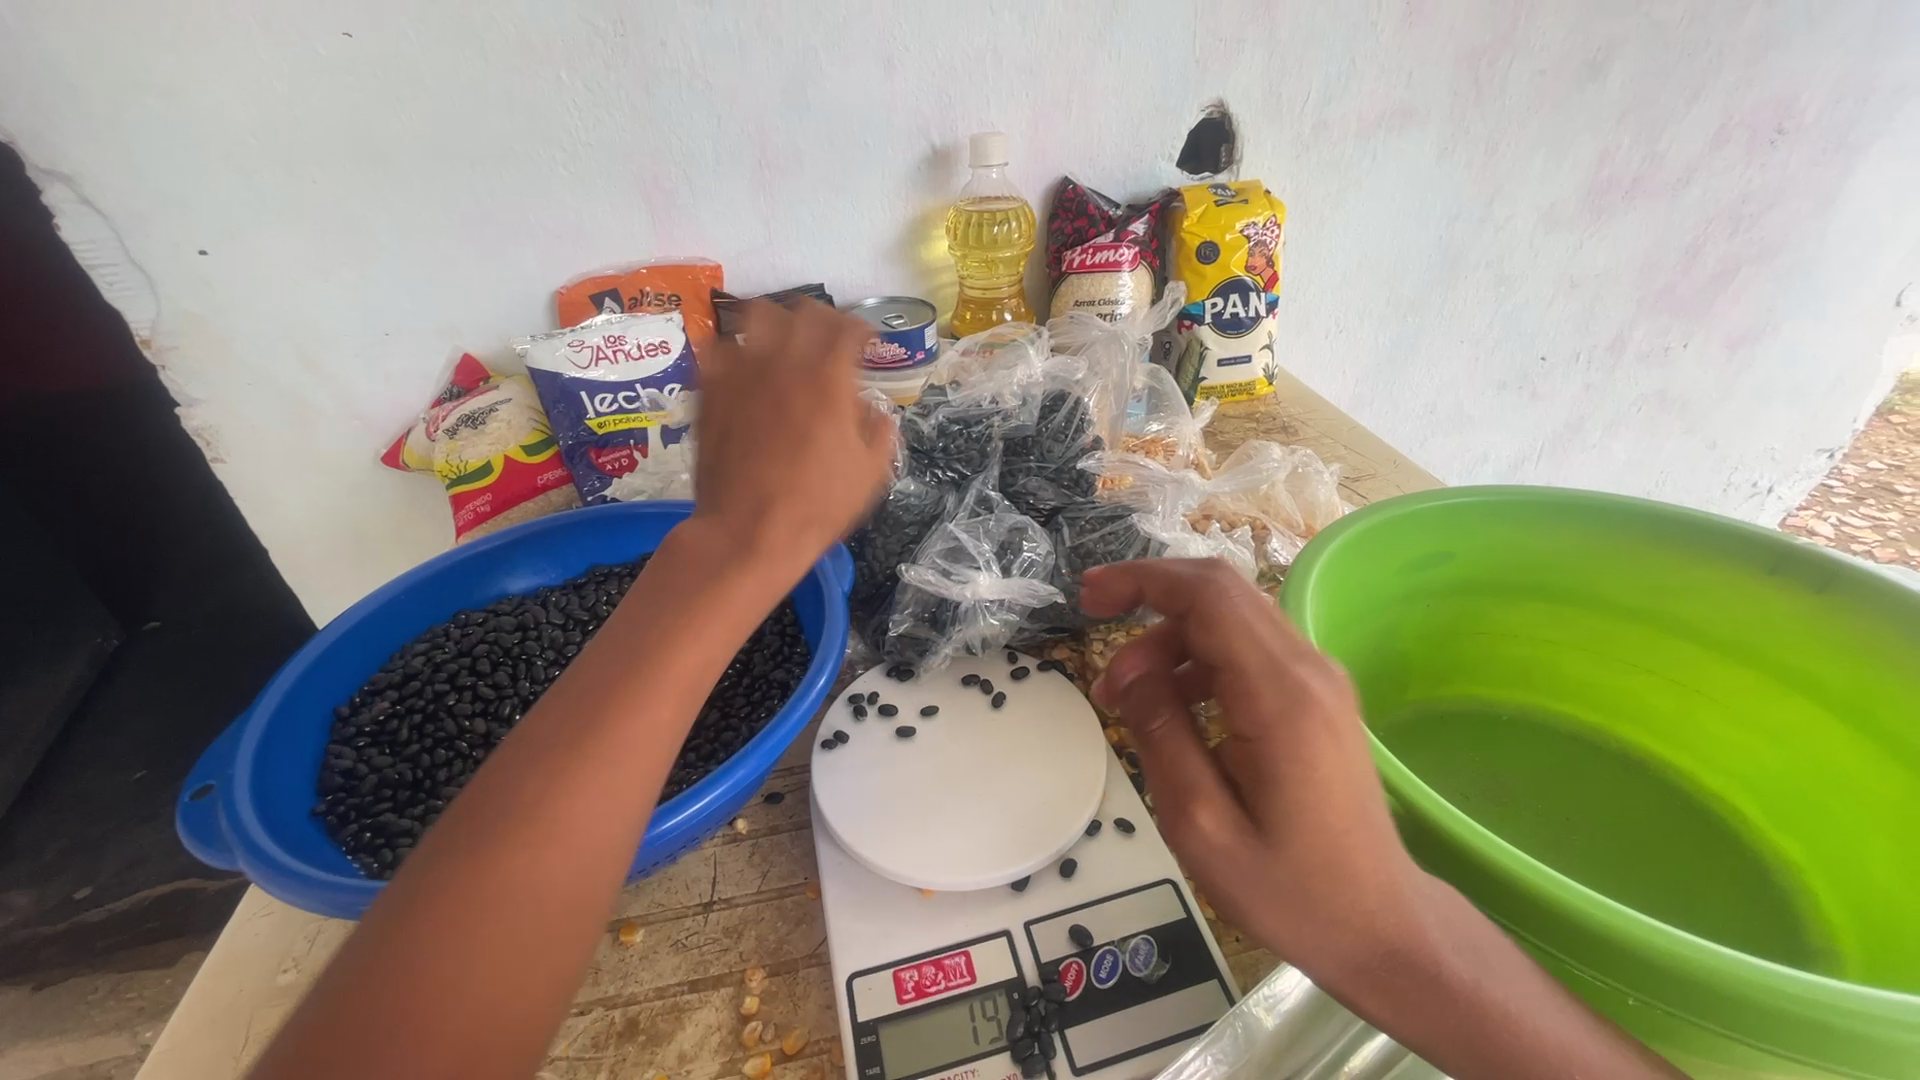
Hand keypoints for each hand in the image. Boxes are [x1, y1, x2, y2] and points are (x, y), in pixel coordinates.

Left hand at [690, 299, 894, 579]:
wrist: (749, 533)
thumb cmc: (817, 507)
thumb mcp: (871, 474)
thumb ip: (880, 431)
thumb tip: (875, 411)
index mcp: (831, 379)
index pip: (849, 327)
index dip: (864, 328)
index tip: (868, 341)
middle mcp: (785, 363)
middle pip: (804, 311)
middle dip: (823, 319)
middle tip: (829, 340)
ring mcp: (741, 373)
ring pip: (756, 316)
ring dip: (776, 322)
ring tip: (783, 342)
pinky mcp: (710, 390)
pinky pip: (717, 347)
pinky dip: (735, 348)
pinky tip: (743, 366)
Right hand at [1078, 558, 1421, 969]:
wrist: (1382, 925)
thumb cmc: (1289, 888)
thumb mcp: (1200, 823)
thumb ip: (1160, 733)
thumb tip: (1128, 670)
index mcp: (1280, 696)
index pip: (1208, 597)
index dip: (1142, 579)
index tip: (1088, 595)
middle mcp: (1307, 669)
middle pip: (1220, 591)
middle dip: (1148, 595)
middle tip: (1092, 623)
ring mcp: (1318, 679)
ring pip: (1231, 618)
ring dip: (1169, 637)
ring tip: (1124, 694)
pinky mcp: (1316, 696)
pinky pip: (1247, 648)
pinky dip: (1197, 657)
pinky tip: (1170, 703)